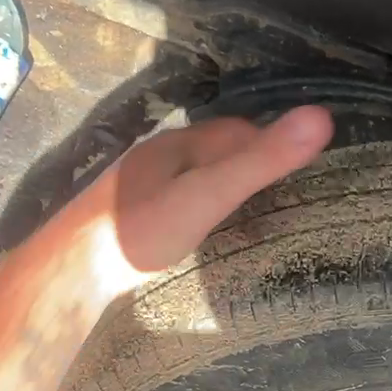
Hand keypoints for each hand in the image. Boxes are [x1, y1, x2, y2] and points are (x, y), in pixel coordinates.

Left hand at [64, 106, 333, 295]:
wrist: (71, 272)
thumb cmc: (141, 232)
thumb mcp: (206, 197)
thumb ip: (259, 163)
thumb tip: (320, 117)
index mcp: (179, 145)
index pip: (238, 132)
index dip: (270, 144)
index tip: (301, 169)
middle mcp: (158, 158)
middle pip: (215, 151)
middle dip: (249, 163)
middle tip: (283, 193)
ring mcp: (139, 187)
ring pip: (193, 176)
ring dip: (223, 185)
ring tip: (253, 213)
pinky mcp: (128, 216)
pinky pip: (176, 200)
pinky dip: (200, 206)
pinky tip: (204, 232)